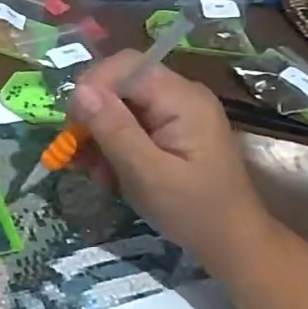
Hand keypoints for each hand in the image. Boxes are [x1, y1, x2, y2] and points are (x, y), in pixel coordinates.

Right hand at [68, 51, 270, 257]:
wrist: (233, 242)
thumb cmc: (195, 210)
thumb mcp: (147, 174)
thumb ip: (114, 129)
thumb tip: (79, 91)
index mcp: (182, 99)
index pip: (126, 66)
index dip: (92, 86)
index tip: (74, 125)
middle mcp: (179, 95)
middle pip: (120, 84)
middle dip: (92, 116)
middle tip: (76, 153)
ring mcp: (174, 112)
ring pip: (119, 105)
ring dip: (98, 135)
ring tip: (92, 171)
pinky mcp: (168, 129)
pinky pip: (128, 123)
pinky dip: (111, 144)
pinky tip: (106, 173)